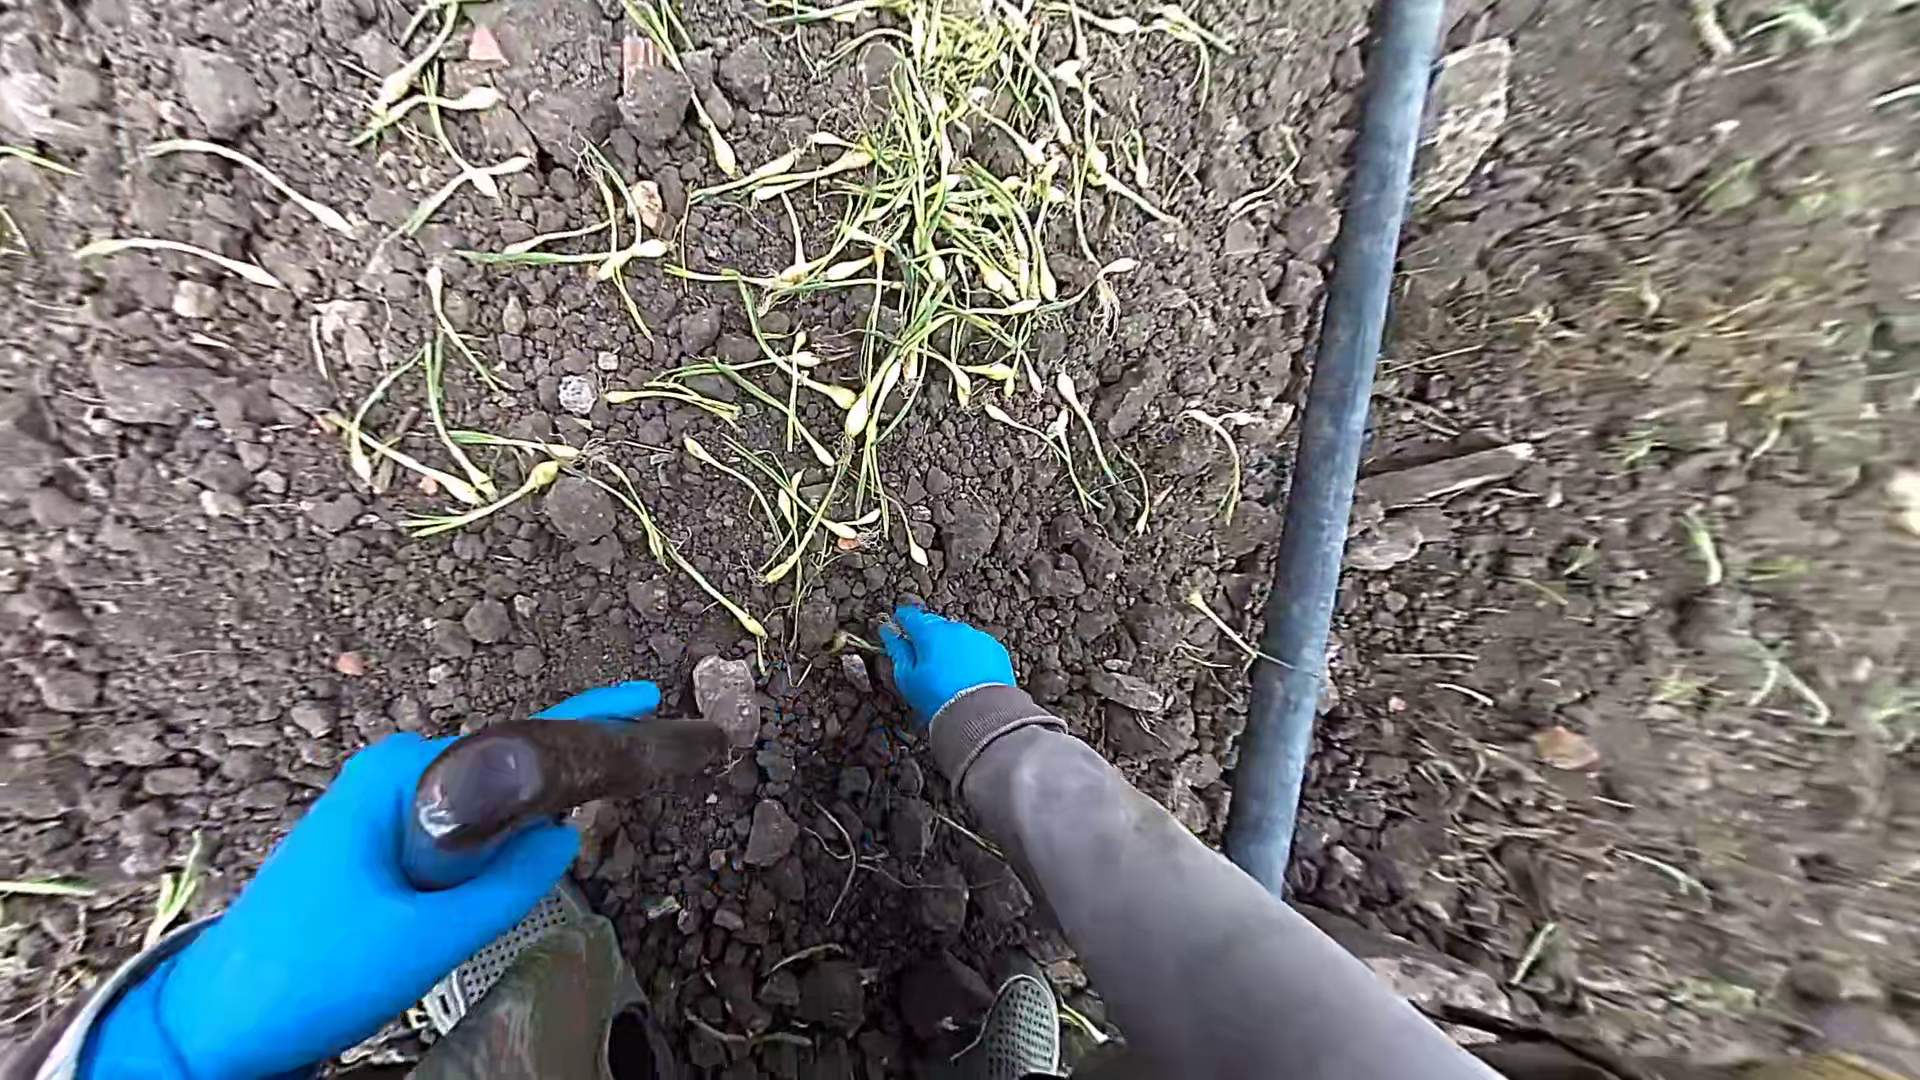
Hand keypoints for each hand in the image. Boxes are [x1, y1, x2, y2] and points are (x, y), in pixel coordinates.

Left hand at [85, 682, 662, 1078]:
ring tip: (549, 847)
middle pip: (512, 757)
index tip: (645, 700)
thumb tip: (567, 837)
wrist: (202, 1039)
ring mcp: (389, 795)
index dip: (591, 717)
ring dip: (530, 813)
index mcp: (402, 772)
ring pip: (493, 790)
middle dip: (566, 771)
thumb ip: (516, 881)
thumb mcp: (430, 935)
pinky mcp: (386, 826)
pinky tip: (516, 855)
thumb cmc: (311, 977)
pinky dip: (504, 829)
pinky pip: (469, 811)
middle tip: (623, 780)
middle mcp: (399, 768)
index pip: (519, 734)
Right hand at [880, 604, 1016, 724]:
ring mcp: (977, 637)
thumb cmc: (939, 697)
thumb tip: (889, 632)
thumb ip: (897, 650)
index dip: (902, 621)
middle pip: (935, 625)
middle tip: (923, 658)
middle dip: (927, 637)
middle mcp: (954, 629)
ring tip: (947, 672)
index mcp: (929, 632)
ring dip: (950, 647)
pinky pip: (977, 647)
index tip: (899, 628)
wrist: (980, 713)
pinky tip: (966, 675)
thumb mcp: (907, 677)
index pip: (910, 616)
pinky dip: (971, 656)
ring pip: (957, 636)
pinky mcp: (995, 649)